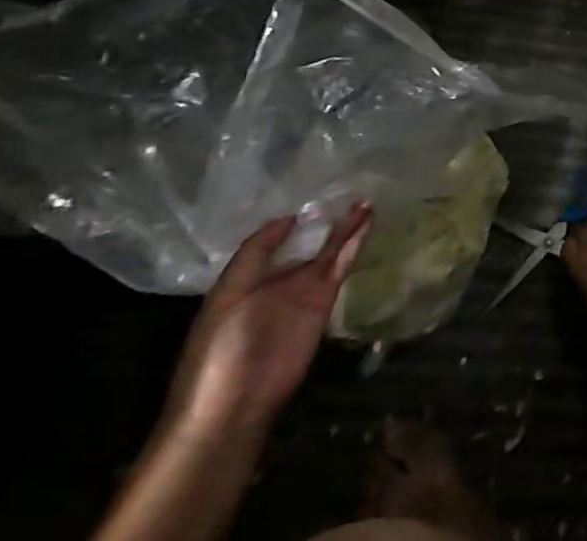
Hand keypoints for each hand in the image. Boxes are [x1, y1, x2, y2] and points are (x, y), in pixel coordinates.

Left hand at [162, 204, 373, 437]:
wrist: (236, 398)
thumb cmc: (219, 347)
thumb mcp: (228, 293)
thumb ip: (255, 254)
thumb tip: (287, 218)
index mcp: (248, 274)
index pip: (273, 236)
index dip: (292, 216)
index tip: (310, 191)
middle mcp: (278, 277)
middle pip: (307, 240)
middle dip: (325, 217)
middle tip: (347, 188)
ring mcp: (304, 289)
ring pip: (329, 248)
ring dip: (346, 225)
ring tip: (365, 200)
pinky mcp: (324, 300)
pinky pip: (341, 266)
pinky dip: (354, 244)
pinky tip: (367, 223)